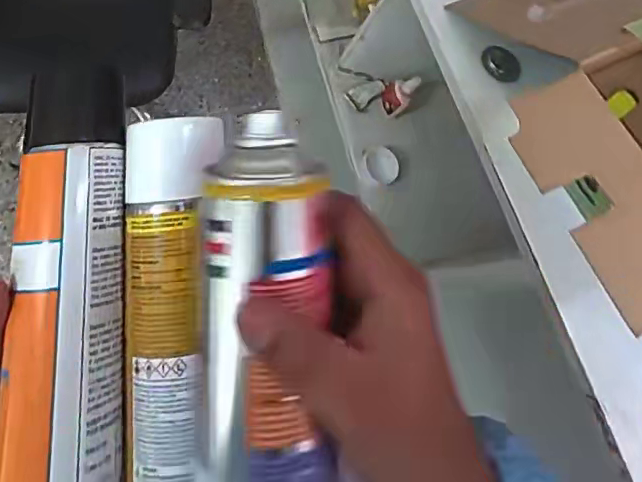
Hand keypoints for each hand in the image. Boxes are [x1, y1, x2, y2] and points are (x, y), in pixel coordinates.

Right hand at [237, 192, 491, 481]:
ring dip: (284, 289)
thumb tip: (246, 307)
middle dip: (281, 253)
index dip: (301, 206)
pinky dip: (294, 319)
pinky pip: (324, 314)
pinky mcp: (367, 342)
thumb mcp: (346, 394)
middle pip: (327, 246)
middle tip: (235, 260)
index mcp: (391, 281)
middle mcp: (385, 287)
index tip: (254, 213)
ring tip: (239, 294)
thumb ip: (296, 350)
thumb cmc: (406, 435)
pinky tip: (264, 335)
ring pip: (322, 282)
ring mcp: (377, 314)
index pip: (344, 216)